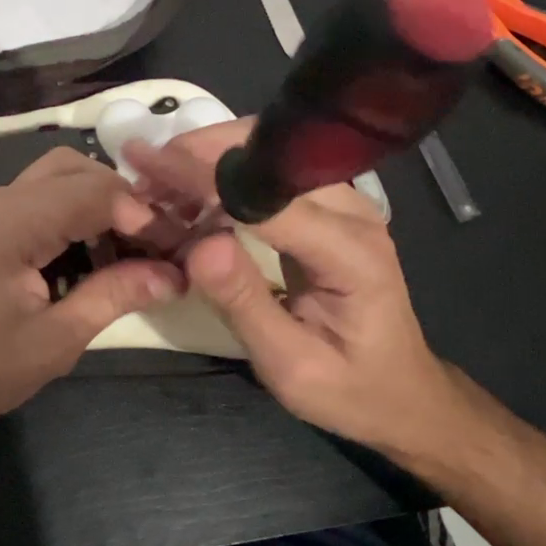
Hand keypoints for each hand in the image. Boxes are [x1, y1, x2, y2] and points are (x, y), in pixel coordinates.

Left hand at [0, 147, 184, 440]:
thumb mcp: (54, 340)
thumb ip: (115, 296)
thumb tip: (173, 275)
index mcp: (10, 221)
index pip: (94, 192)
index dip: (142, 214)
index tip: (177, 248)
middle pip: (76, 170)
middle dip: (123, 200)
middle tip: (157, 244)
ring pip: (58, 180)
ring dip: (99, 207)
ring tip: (132, 253)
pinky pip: (40, 201)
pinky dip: (74, 218)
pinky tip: (94, 257)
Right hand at [114, 118, 465, 458]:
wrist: (402, 393)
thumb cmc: (350, 390)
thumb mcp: (290, 366)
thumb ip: (245, 304)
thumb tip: (200, 245)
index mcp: (349, 252)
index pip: (265, 195)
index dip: (200, 174)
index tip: (144, 161)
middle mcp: (352, 211)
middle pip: (267, 154)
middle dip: (198, 153)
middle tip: (142, 177)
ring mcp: (344, 202)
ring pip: (267, 152)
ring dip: (208, 159)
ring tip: (157, 187)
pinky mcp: (329, 206)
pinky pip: (270, 173)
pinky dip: (224, 174)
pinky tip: (190, 199)